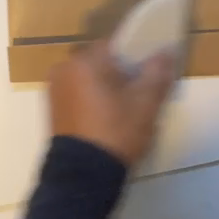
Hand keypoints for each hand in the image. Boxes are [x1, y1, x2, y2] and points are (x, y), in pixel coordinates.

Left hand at [48, 44, 175, 165]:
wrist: (83, 174)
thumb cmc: (116, 132)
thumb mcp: (145, 104)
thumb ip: (157, 73)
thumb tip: (166, 52)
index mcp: (84, 60)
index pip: (115, 44)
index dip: (135, 56)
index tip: (149, 72)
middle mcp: (64, 68)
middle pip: (100, 63)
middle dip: (120, 73)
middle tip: (139, 94)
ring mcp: (54, 89)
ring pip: (88, 79)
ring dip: (105, 87)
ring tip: (124, 109)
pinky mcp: (52, 109)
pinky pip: (77, 95)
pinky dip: (92, 100)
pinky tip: (106, 118)